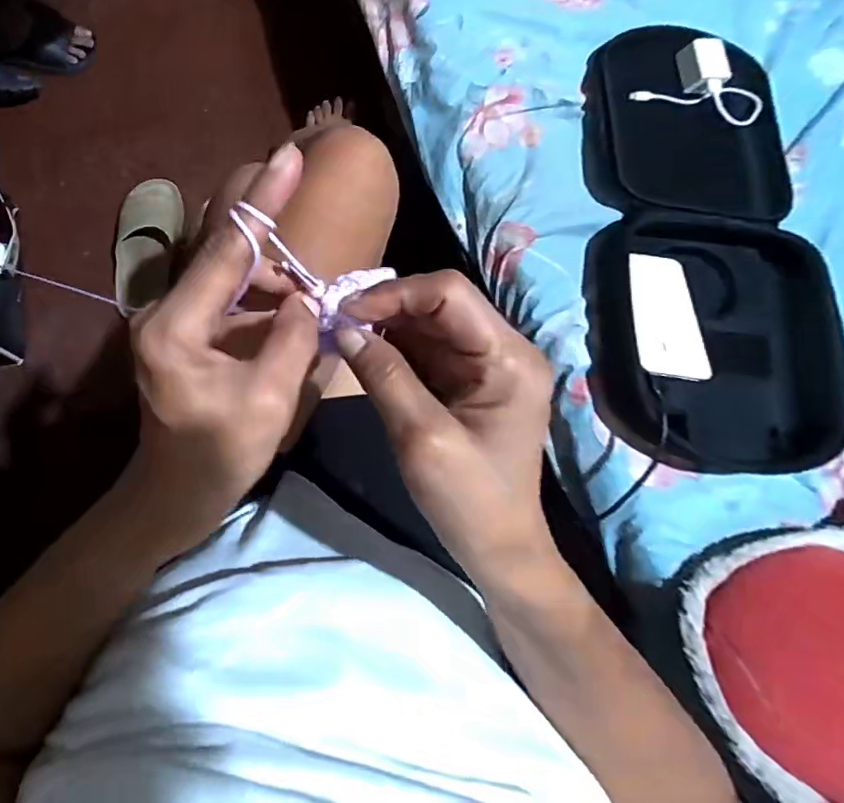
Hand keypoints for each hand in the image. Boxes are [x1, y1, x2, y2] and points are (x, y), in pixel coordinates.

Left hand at [124, 142, 321, 547]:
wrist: (172, 491)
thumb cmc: (218, 456)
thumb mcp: (267, 401)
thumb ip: (290, 338)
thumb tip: (302, 296)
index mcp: (174, 326)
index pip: (226, 250)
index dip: (262, 201)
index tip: (288, 155)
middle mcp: (161, 311)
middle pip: (224, 257)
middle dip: (272, 249)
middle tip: (310, 265)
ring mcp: (165, 319)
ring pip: (225, 276)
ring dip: (268, 281)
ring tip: (303, 304)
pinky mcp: (176, 330)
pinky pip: (221, 297)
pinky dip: (255, 299)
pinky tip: (283, 312)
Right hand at [335, 271, 557, 581]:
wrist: (498, 549)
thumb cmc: (470, 498)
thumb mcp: (421, 437)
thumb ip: (384, 376)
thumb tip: (343, 327)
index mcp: (508, 357)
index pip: (450, 294)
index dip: (394, 294)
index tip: (346, 312)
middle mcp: (500, 349)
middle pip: (437, 301)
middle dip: (384, 304)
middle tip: (335, 319)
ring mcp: (480, 363)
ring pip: (424, 320)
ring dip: (381, 321)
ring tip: (339, 331)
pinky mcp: (460, 378)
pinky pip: (419, 345)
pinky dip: (386, 342)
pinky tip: (358, 348)